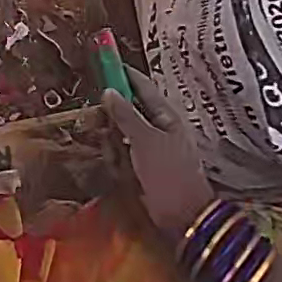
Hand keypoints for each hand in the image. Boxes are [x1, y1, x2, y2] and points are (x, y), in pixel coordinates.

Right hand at [103, 87, 215, 238]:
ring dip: (114, 138)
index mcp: (166, 116)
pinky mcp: (143, 166)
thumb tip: (108, 90)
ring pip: (122, 131)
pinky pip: (122, 152)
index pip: (143, 87)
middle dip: (114, 111)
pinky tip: (115, 163)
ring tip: (110, 145)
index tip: (105, 63)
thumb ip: (126, 115)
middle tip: (98, 108)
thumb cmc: (169, 174)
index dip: (125, 74)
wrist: (183, 218)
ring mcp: (151, 148)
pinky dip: (116, 156)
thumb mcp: (145, 140)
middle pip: (130, 109)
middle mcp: (159, 128)